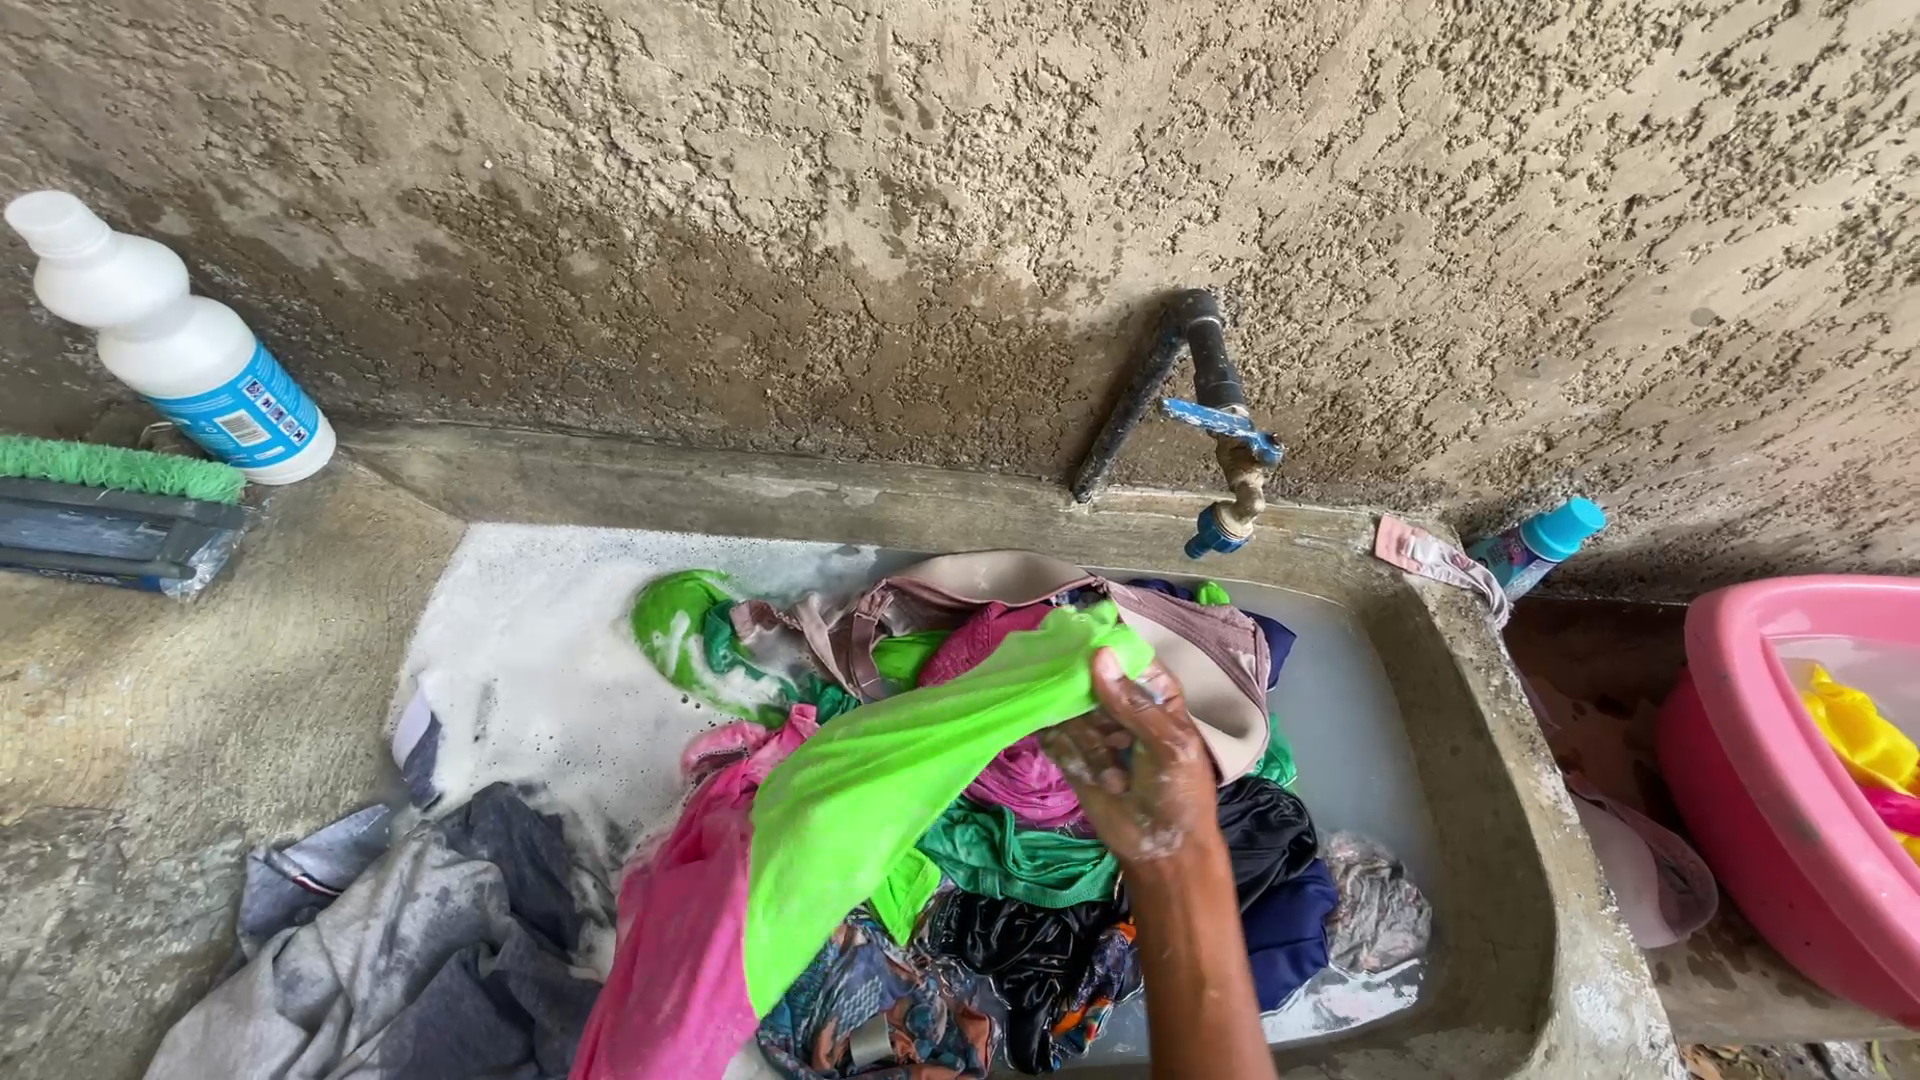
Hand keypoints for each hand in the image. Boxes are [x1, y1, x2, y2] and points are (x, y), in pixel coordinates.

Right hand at [1041, 647, 1221, 867]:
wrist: (1161, 851)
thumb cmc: (1180, 792)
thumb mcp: (1169, 745)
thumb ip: (1133, 702)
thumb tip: (1098, 655)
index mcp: (1151, 688)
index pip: (1122, 651)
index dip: (1100, 647)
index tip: (1079, 649)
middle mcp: (1117, 699)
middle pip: (1084, 675)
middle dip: (1087, 703)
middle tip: (1104, 733)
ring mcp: (1091, 724)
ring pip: (1067, 709)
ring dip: (1089, 745)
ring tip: (1115, 778)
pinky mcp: (1068, 748)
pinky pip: (1053, 735)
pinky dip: (1071, 755)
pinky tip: (1095, 777)